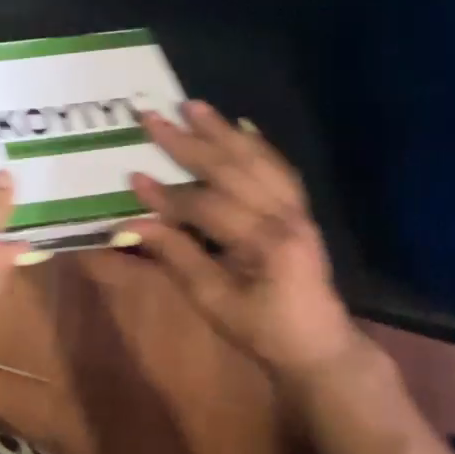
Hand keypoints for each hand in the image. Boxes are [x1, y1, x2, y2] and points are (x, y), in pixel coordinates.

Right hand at [125, 101, 363, 381]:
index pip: (207, 207)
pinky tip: (240, 126)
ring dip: (222, 131)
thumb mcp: (214, 302)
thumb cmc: (263, 330)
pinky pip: (278, 168)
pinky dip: (257, 144)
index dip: (168, 195)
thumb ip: (177, 256)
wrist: (321, 348)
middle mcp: (286, 218)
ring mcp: (297, 211)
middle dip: (189, 143)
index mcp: (267, 243)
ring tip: (192, 106)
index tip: (133, 177)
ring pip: (257, 160)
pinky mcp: (299, 210)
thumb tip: (134, 223)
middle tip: (152, 117)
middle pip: (232, 170)